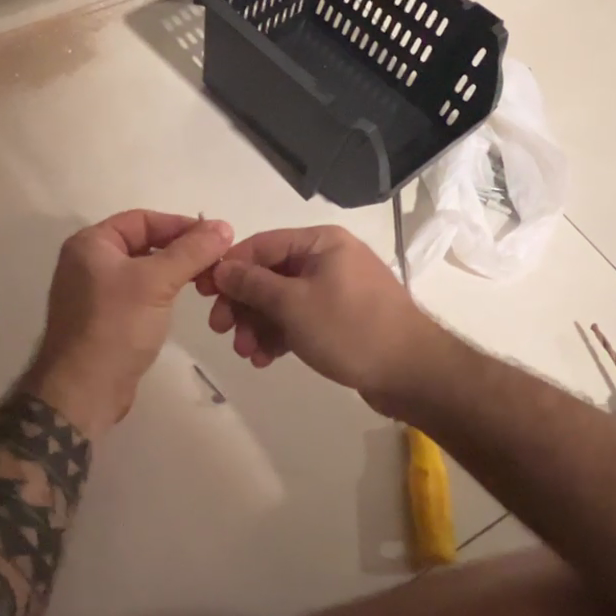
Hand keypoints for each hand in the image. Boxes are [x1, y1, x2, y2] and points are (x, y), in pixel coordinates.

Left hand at [25, 210, 233, 437]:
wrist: (84, 390)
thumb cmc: (116, 326)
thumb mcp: (156, 282)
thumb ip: (191, 251)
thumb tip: (223, 225)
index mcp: (91, 243)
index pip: (143, 219)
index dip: (180, 225)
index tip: (216, 238)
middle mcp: (88, 262)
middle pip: (144, 243)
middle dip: (182, 250)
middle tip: (218, 263)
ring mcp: (95, 291)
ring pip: (145, 270)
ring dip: (176, 272)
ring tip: (208, 283)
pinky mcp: (106, 318)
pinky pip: (139, 293)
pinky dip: (163, 292)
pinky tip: (186, 301)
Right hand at [199, 225, 448, 407]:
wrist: (412, 373)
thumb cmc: (350, 328)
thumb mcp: (293, 304)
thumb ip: (252, 284)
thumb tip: (221, 268)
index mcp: (320, 242)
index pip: (260, 245)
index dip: (229, 267)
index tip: (203, 294)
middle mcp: (327, 259)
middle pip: (269, 275)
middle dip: (243, 304)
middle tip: (222, 331)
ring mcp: (336, 289)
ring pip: (281, 301)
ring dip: (258, 325)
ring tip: (247, 353)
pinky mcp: (340, 318)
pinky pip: (299, 319)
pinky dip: (280, 336)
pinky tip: (265, 359)